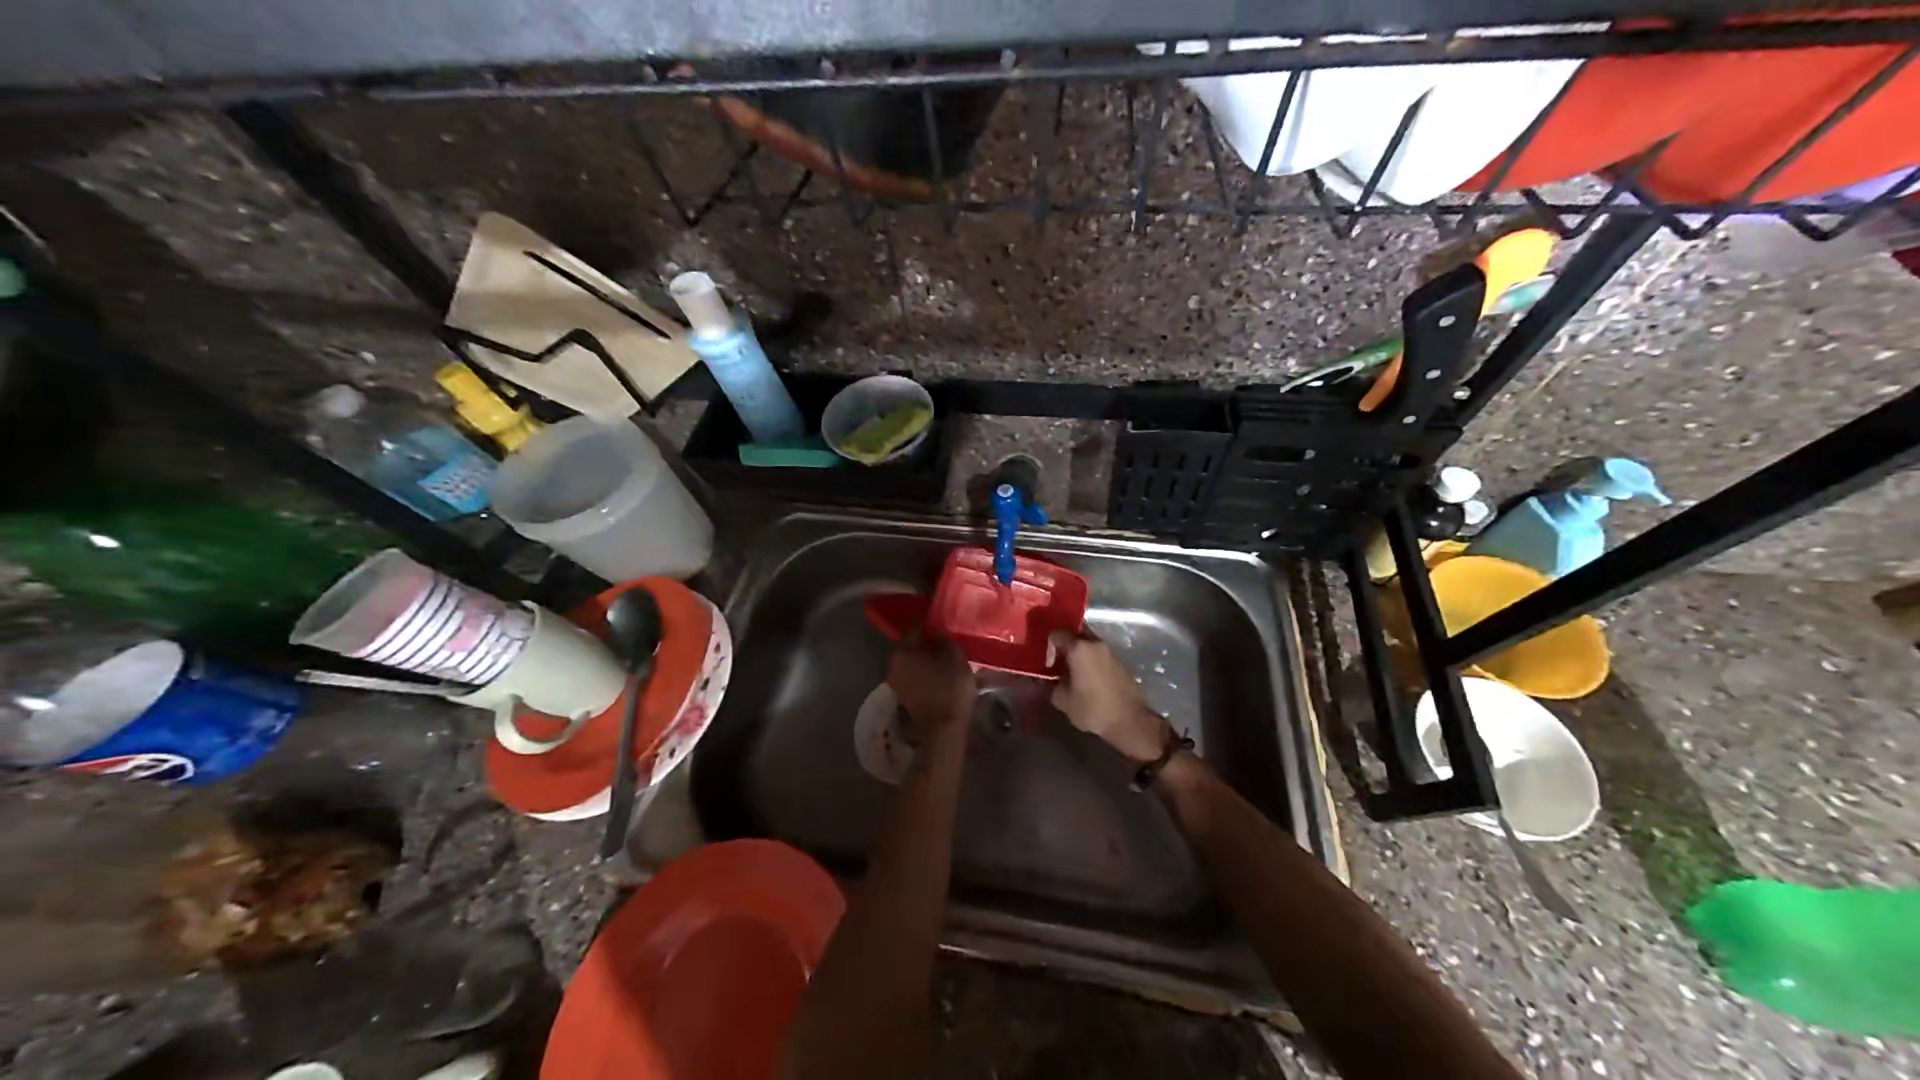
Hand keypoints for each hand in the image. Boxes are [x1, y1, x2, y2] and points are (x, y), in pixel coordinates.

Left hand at [887, 631, 975, 739]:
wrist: (942, 727)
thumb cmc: (949, 687)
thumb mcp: (954, 656)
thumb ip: (944, 639)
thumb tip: (936, 632)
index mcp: (903, 651)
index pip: (914, 629)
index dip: (928, 624)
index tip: (940, 623)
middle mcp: (894, 664)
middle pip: (910, 647)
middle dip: (926, 643)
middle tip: (944, 641)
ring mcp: (896, 682)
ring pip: (912, 663)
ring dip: (925, 659)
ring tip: (944, 659)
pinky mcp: (903, 696)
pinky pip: (914, 677)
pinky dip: (924, 673)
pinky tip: (939, 674)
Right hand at [1048, 631, 1170, 763]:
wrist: (1129, 720)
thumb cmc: (1092, 708)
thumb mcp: (1063, 700)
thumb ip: (1053, 685)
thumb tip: (1053, 680)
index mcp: (1080, 648)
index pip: (1057, 634)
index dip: (1049, 646)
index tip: (1049, 663)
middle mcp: (1096, 644)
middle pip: (1076, 635)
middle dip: (1066, 646)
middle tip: (1059, 662)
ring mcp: (1111, 652)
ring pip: (1090, 645)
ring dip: (1080, 654)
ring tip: (1074, 672)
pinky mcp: (1121, 662)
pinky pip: (1101, 655)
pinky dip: (1092, 661)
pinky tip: (1089, 678)